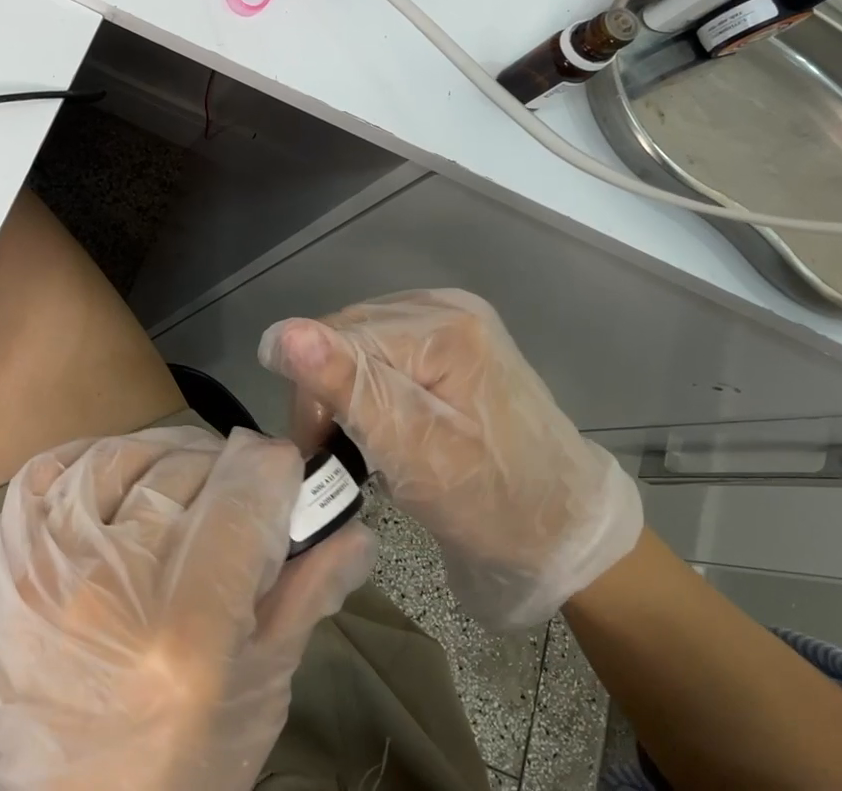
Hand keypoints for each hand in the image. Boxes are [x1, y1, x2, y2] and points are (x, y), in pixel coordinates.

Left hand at [0, 425, 375, 790]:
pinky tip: (121, 484)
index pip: (241, 498)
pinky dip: (97, 461)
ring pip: (122, 455)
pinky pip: (56, 465)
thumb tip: (354, 529)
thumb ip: (305, 597)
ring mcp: (47, 560)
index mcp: (187, 627)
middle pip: (183, 470)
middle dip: (224, 469)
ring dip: (164, 459)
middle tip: (236, 495)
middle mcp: (111, 581)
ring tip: (182, 489)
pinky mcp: (6, 550)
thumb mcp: (258, 688)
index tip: (284, 471)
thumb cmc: (177, 756)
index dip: (274, 468)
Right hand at [258, 289, 640, 629]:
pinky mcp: (448, 345)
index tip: (320, 454)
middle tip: (341, 455)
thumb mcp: (414, 451)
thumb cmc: (491, 504)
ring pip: (352, 347)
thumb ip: (350, 386)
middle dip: (327, 395)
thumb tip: (280, 333)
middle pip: (341, 338)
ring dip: (344, 396)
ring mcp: (449, 323)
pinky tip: (383, 425)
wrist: (561, 534)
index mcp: (442, 326)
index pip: (331, 340)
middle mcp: (443, 308)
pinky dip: (366, 392)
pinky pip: (376, 355)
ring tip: (364, 446)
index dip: (314, 396)